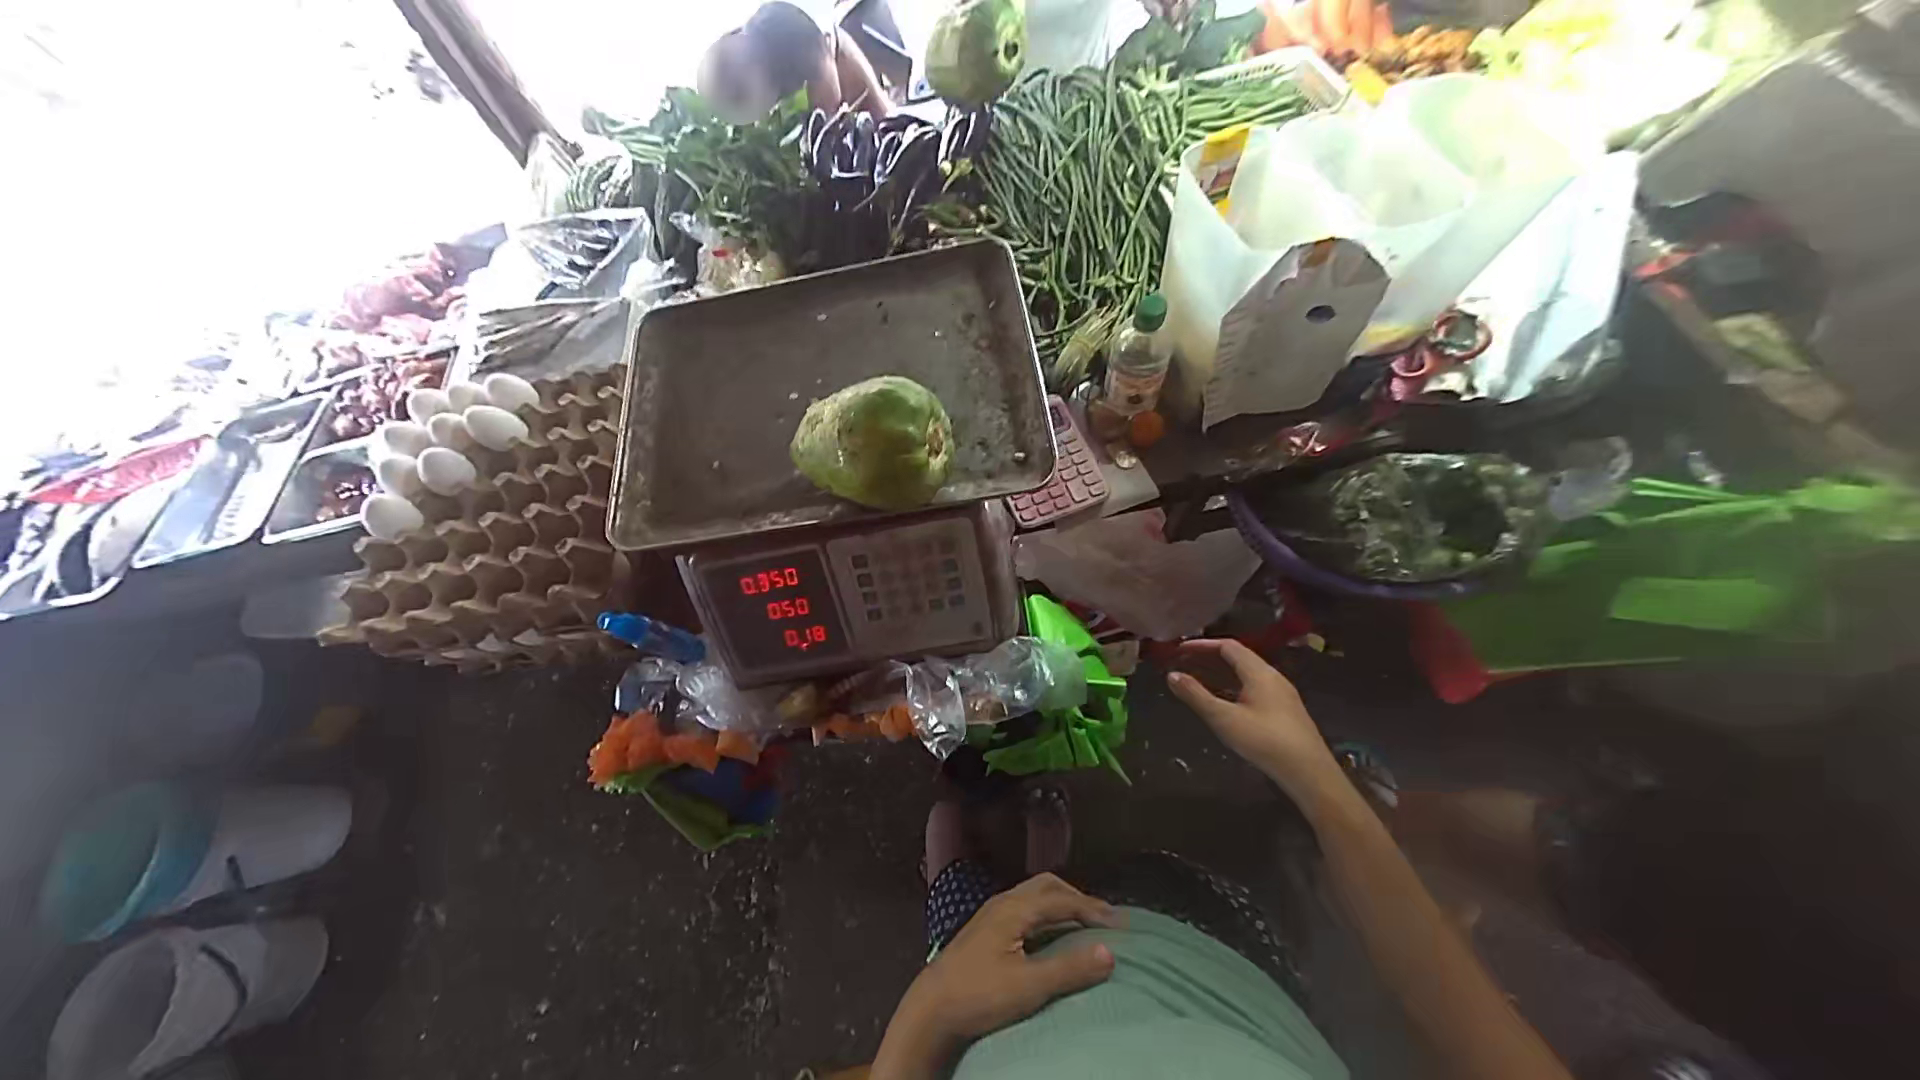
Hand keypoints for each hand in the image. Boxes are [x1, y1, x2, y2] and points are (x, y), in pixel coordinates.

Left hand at [874, 874, 1120, 1075]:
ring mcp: (992, 913)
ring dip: (1061, 902)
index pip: (1062, 899)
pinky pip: (1025, 906)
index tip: (1121, 924)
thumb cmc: (979, 994)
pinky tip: (1051, 932)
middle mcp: (1004, 901)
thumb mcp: (1028, 986)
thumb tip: (1110, 951)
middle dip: (1078, 897)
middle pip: (1047, 886)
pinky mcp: (986, 928)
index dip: (1093, 909)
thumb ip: (1069, 968)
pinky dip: (1047, 912)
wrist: (931, 1007)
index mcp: (1014, 908)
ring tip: (1083, 922)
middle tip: (1104, 917)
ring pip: (1034, 894)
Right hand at [1167, 639, 1341, 797]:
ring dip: (1222, 673)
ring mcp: (1282, 694)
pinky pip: (1254, 688)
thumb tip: (1171, 675)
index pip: (1228, 646)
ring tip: (1199, 680)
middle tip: (1185, 663)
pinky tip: (1224, 702)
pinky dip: (1234, 687)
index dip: (1201, 645)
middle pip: (1238, 657)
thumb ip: (1195, 695)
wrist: (1310, 774)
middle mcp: (1273, 677)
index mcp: (1259, 672)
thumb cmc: (1264, 741)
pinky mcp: (1285, 711)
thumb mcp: (1223, 718)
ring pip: (1247, 674)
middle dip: (1210, 658)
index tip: (1179, 650)